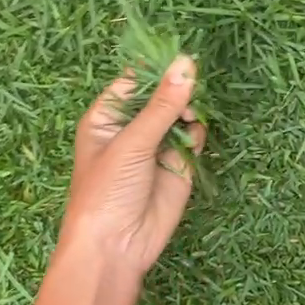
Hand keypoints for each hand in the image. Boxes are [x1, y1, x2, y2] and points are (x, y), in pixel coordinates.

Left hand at [23, 56, 205, 304]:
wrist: (116, 246)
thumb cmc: (107, 190)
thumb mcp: (132, 142)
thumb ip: (163, 104)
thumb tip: (187, 63)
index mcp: (108, 116)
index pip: (136, 80)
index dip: (158, 69)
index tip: (182, 58)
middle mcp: (134, 128)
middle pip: (163, 95)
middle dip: (179, 89)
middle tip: (190, 89)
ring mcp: (157, 146)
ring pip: (182, 114)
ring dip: (190, 110)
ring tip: (189, 118)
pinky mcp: (179, 165)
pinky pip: (193, 138)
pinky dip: (197, 133)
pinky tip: (193, 136)